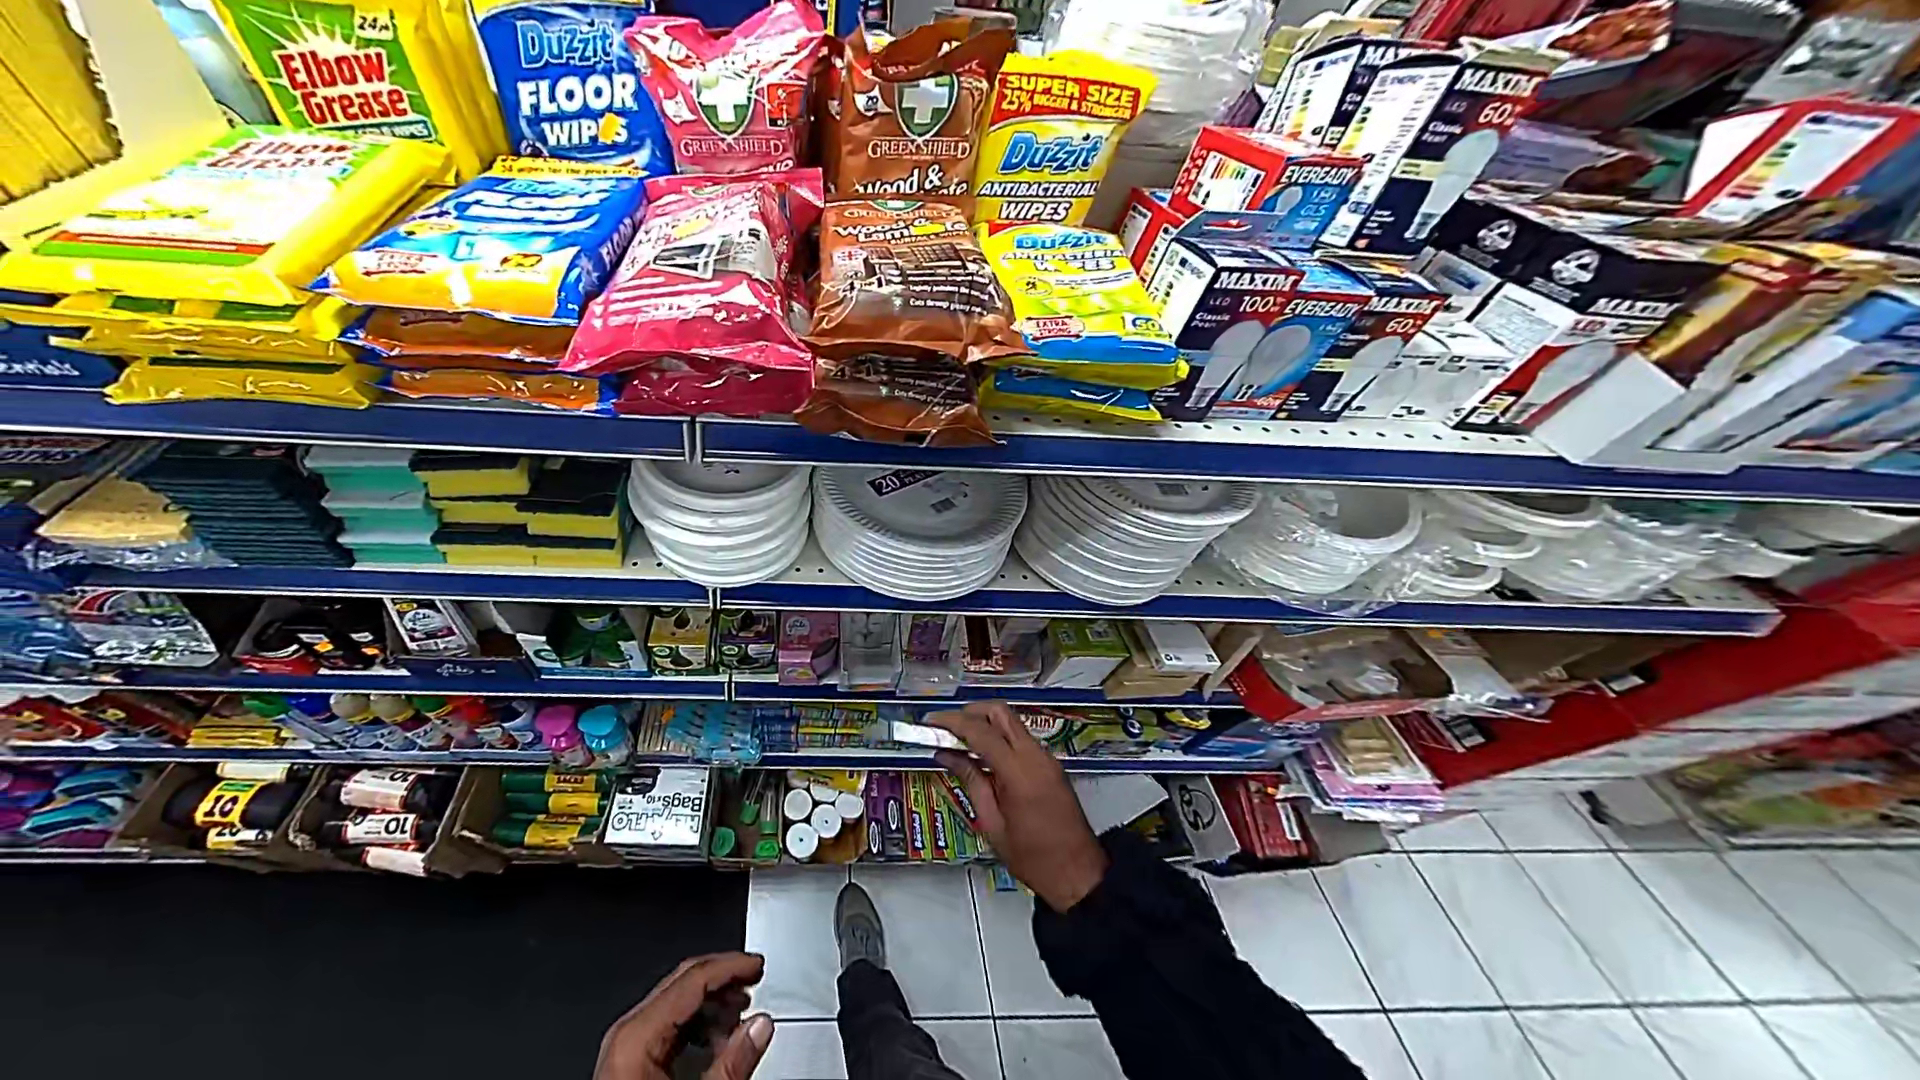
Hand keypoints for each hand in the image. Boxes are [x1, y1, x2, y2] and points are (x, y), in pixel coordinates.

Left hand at [593, 952, 773, 1079]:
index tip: (756, 966)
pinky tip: (716, 1042)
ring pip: (675, 1004)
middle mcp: (625, 1037)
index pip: (692, 978)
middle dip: (722, 980)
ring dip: (712, 1005)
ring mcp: (622, 1051)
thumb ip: (732, 1065)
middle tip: (754, 981)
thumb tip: (759, 1027)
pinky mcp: (626, 1066)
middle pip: (682, 984)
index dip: (730, 966)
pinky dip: (696, 1026)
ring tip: (740, 1019)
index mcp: (637, 1038)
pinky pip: (666, 1028)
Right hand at [928, 702, 1109, 911]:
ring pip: (1011, 723)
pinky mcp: (1051, 765)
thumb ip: (971, 782)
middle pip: (1000, 713)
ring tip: (958, 743)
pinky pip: (1021, 739)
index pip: (981, 731)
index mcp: (1019, 772)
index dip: (953, 722)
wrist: (1078, 872)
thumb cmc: (1034, 858)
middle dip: (970, 713)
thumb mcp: (992, 823)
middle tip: (946, 728)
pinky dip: (999, 738)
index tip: (932, 722)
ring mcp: (1046, 758)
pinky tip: (981, 757)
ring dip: (985, 725)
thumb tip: (948, 755)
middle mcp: (1036, 756)